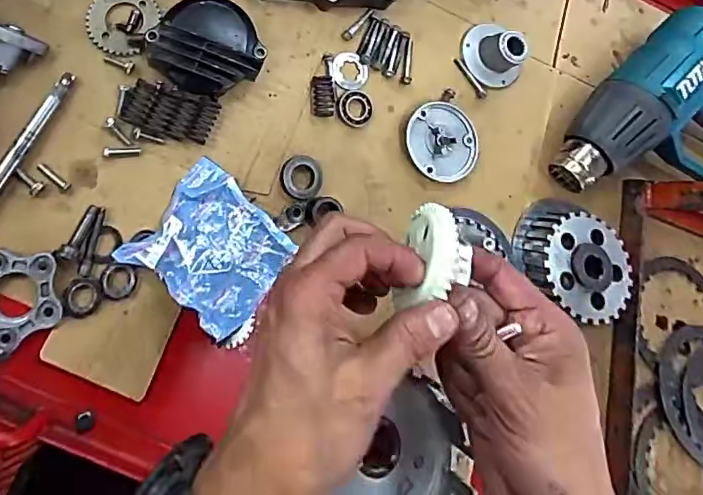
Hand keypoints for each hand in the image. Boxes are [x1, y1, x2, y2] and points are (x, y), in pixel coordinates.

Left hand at [195, 215, 459, 494]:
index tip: (422, 276)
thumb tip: (443, 311)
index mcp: (306, 293)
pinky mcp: (285, 321)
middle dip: (375, 242)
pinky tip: (367, 309)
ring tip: (392, 288)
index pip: (358, 246)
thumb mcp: (367, 384)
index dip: (396, 255)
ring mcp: (284, 303)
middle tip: (405, 268)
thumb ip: (408, 339)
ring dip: (361, 259)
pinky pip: (318, 278)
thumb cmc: (304, 435)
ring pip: (325, 252)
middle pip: (335, 232)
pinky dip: (347, 280)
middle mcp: (289, 288)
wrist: (259, 479)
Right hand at [436, 250, 612, 494]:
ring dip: (445, 341)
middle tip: (422, 303)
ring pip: (460, 335)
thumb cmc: (561, 457)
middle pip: (475, 306)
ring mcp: (500, 368)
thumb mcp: (518, 391)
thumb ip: (483, 343)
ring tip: (427, 339)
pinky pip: (454, 366)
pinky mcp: (482, 393)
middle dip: (451, 309)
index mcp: (545, 327)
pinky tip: (440, 372)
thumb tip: (457, 298)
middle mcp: (521, 341)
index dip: (472, 263)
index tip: (438, 252)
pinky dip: (444, 369)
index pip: (504, 278)